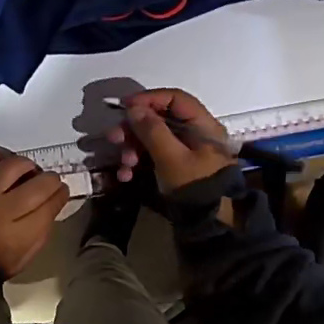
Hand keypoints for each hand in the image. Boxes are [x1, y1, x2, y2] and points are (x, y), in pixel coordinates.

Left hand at [0, 154, 71, 275]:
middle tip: (51, 181)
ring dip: (28, 165)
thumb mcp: (21, 261)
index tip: (62, 191)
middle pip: (39, 184)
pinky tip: (4, 166)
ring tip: (29, 171)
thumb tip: (49, 211)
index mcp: (20, 234)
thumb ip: (39, 236)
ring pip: (14, 165)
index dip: (61, 195)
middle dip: (51, 179)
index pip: (50, 206)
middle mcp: (5, 209)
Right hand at [107, 88, 236, 192]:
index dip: (149, 98)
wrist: (209, 224)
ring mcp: (184, 152)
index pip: (174, 98)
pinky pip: (153, 156)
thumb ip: (152, 130)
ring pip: (153, 139)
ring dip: (133, 148)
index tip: (124, 106)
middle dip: (134, 128)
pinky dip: (138, 163)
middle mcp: (194, 134)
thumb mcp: (171, 157)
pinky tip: (125, 175)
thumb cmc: (194, 185)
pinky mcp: (175, 167)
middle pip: (160, 119)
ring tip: (123, 162)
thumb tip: (134, 108)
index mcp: (202, 126)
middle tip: (114, 137)